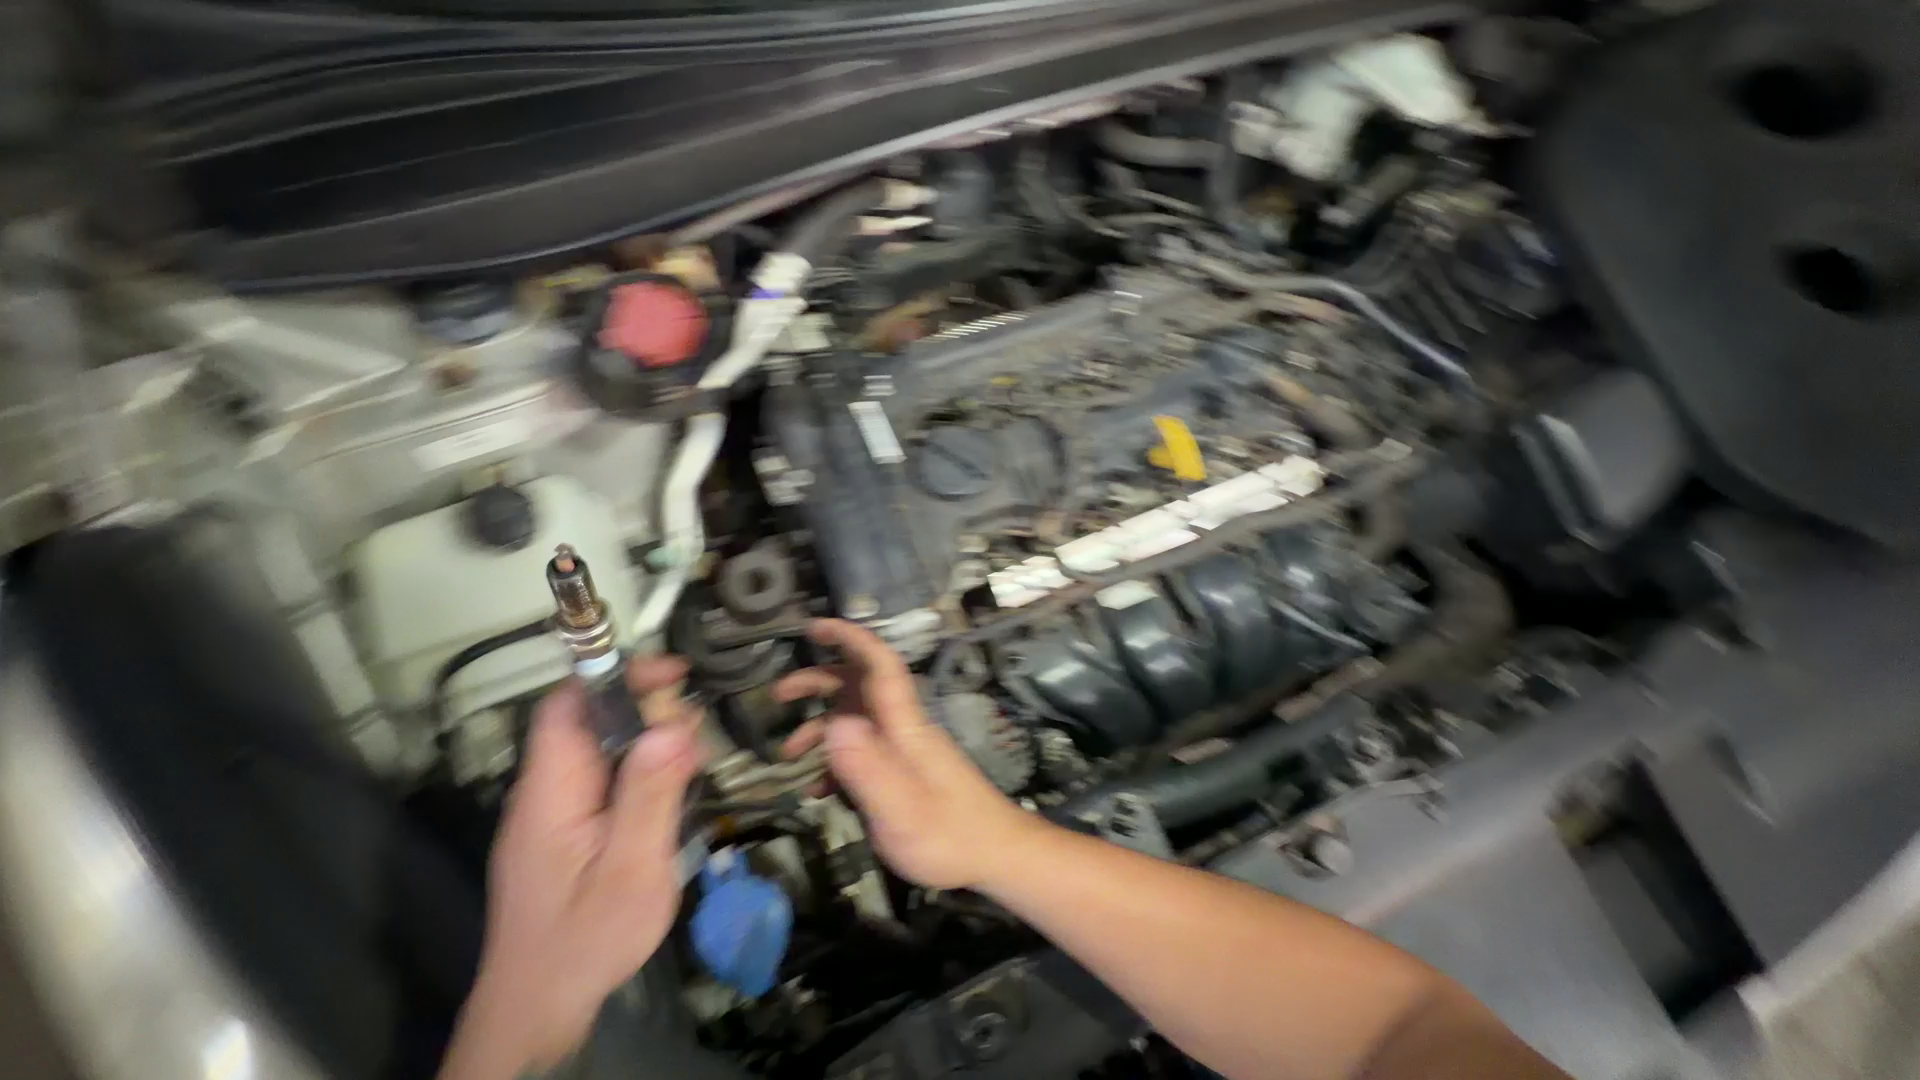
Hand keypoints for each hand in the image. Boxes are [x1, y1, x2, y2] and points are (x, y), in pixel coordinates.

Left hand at [439, 657, 702, 1079]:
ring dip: (647, 745)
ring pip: (600, 755)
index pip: (569, 706)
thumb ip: (650, 795)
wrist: (538, 1011)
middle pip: (588, 725)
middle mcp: (545, 794)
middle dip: (644, 710)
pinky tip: (671, 794)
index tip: (673, 672)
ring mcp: (553, 817)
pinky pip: (603, 785)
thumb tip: (672, 725)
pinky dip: (640, 775)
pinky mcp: (565, 837)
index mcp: (551, 791)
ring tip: (694, 757)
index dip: (617, 676)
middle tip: (697, 726)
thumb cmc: (586, 940)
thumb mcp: (631, 869)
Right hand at [774, 620, 1045, 890]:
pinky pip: (865, 755)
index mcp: (905, 725)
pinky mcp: (906, 773)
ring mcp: (906, 750)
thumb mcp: (900, 810)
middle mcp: (904, 728)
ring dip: (821, 729)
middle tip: (778, 694)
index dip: (850, 638)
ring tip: (787, 754)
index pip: (880, 663)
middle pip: (860, 687)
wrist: (995, 855)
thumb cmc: (949, 836)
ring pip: (858, 721)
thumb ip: (866, 767)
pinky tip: (818, 794)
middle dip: (818, 682)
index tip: (813, 627)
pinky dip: (838, 765)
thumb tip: (833, 723)